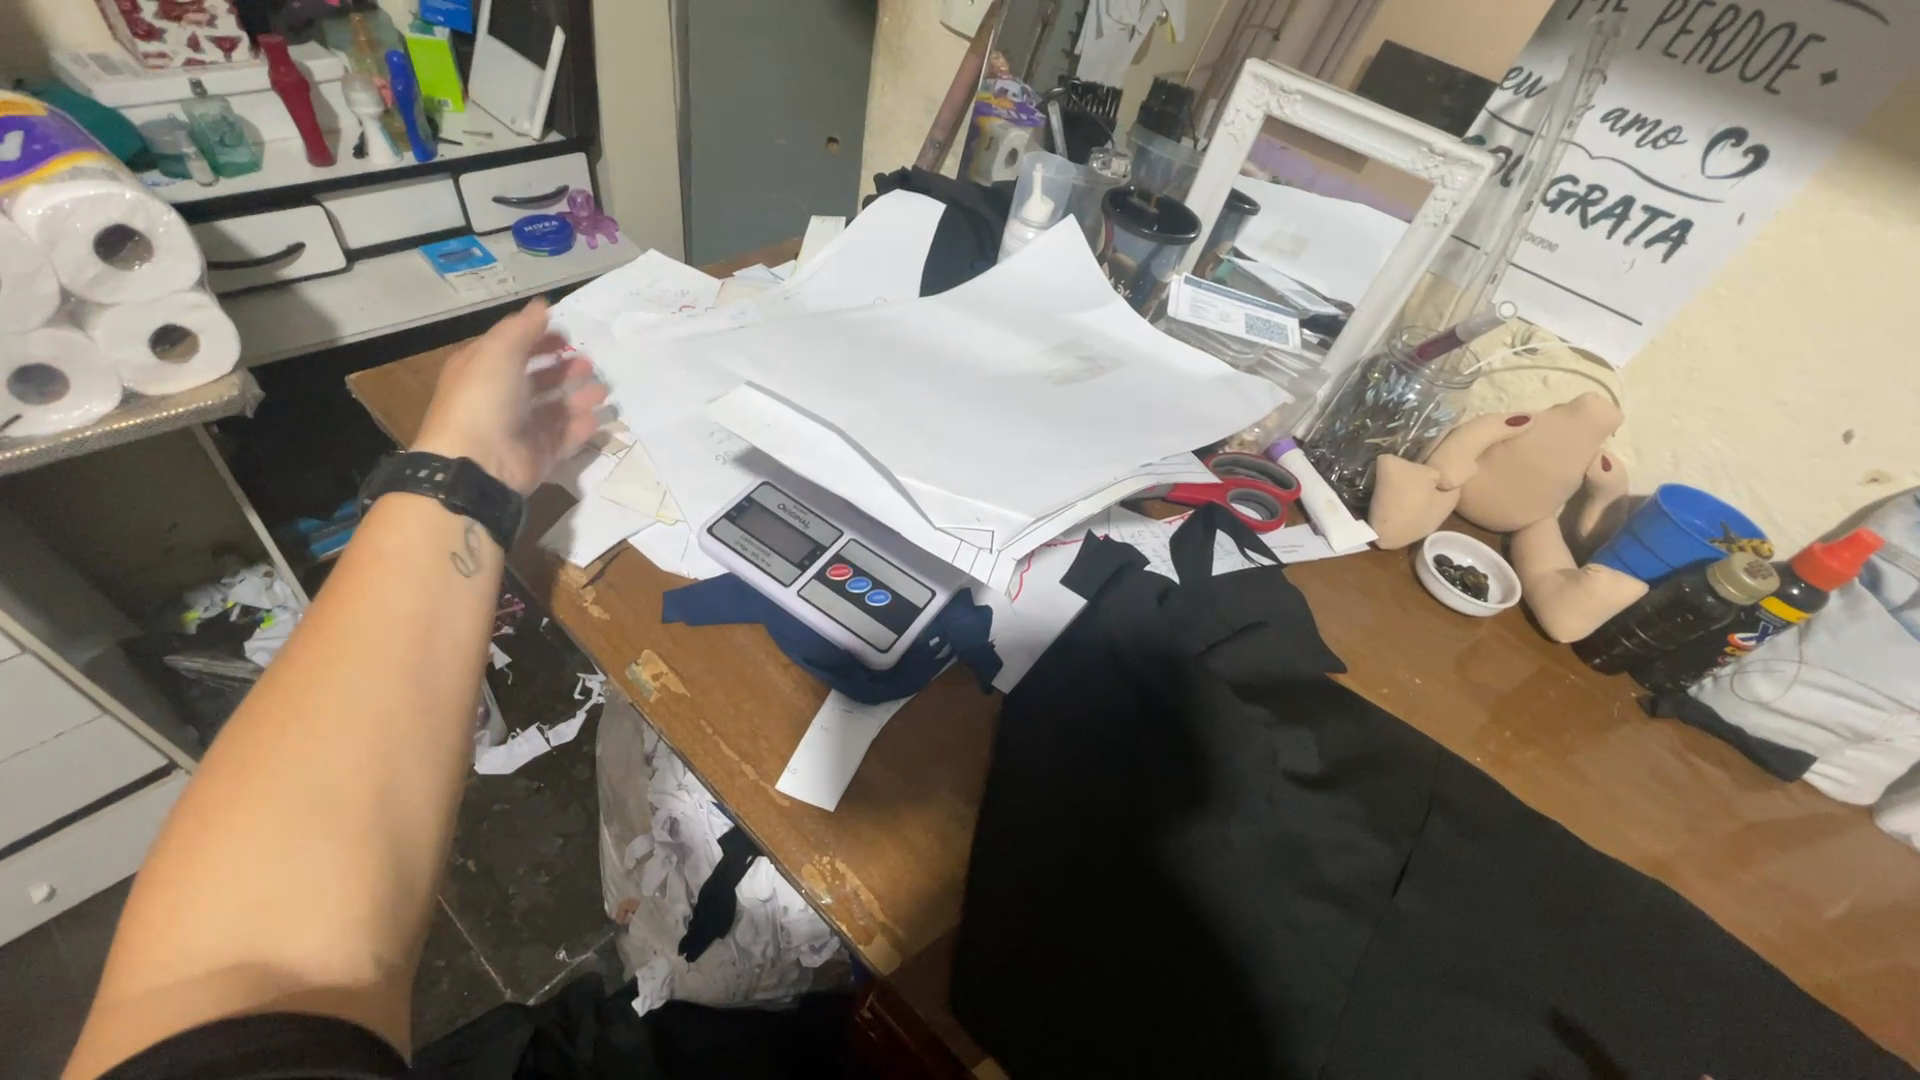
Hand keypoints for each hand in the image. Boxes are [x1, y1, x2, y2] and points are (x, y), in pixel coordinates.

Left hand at [412, 300, 609, 495]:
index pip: (513, 349)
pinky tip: (597, 416)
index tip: (566, 334)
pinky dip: (581, 426)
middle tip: (588, 362)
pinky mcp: (540, 452)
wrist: (479, 461)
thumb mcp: (498, 352)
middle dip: (563, 369)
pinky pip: (565, 435)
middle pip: (538, 379)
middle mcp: (502, 398)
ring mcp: (522, 427)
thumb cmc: (484, 399)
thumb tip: (542, 306)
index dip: (538, 339)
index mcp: (483, 370)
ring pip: (556, 407)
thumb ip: (523, 329)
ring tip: (601, 389)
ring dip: (578, 396)